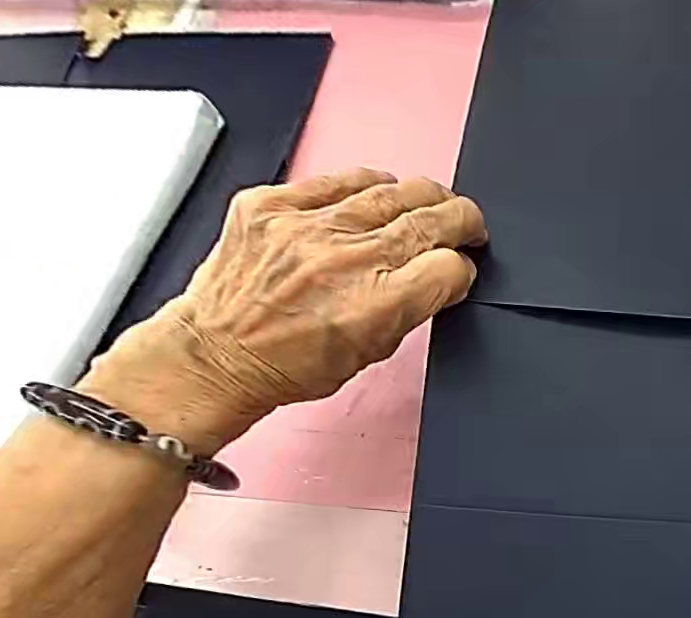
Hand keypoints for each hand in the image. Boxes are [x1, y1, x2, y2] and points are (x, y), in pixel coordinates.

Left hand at [79, 168, 487, 452]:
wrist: (222, 353)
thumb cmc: (292, 365)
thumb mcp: (370, 353)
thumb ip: (411, 310)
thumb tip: (439, 277)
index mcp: (375, 306)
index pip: (447, 267)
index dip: (462, 268)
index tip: (461, 269)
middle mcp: (346, 260)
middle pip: (429, 220)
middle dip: (461, 218)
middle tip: (468, 222)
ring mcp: (307, 226)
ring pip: (389, 191)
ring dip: (423, 195)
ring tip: (432, 202)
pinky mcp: (273, 204)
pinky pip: (337, 180)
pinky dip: (368, 184)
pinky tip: (381, 191)